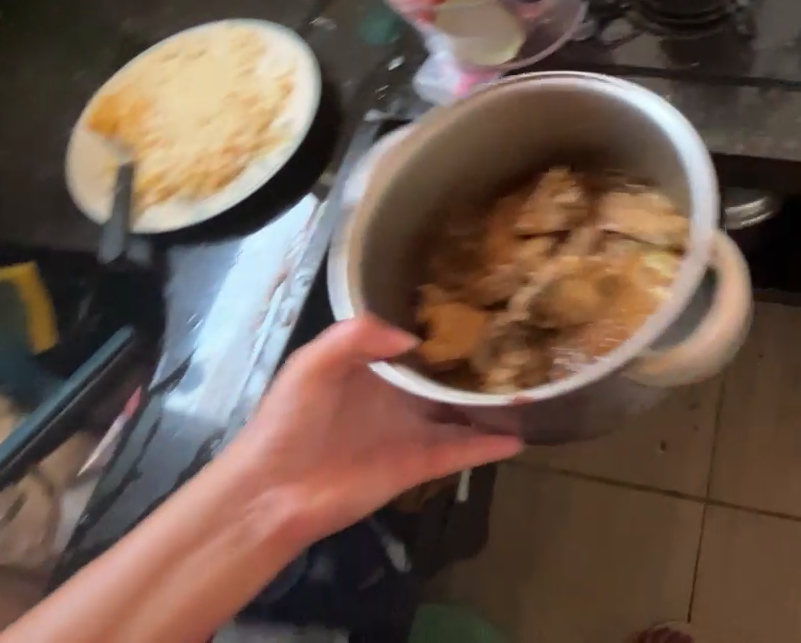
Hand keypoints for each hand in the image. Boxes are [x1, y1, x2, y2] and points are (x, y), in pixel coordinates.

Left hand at [221, 317, 521, 546]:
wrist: (269, 492)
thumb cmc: (287, 421)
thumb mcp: (312, 363)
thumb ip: (356, 335)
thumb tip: (413, 338)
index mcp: (375, 367)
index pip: (419, 344)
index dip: (447, 328)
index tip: (483, 308)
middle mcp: (400, 397)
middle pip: (447, 377)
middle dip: (478, 363)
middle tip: (520, 344)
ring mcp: (412, 431)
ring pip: (462, 412)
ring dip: (492, 403)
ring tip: (531, 387)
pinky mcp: (419, 464)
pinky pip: (461, 451)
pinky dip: (489, 446)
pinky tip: (519, 435)